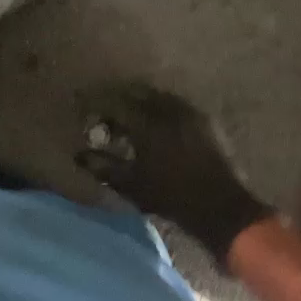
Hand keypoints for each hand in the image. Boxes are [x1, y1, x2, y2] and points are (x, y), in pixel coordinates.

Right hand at [76, 84, 272, 264]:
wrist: (221, 208)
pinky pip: (175, 106)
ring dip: (139, 104)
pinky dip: (159, 110)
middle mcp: (169, 109)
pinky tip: (156, 128)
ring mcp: (190, 113)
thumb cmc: (171, 197)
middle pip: (136, 93)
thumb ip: (102, 166)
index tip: (81, 107)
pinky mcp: (205, 121)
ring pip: (157, 97)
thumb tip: (79, 154)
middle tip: (104, 114)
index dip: (94, 104)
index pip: (113, 102)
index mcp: (148, 122)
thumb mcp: (130, 185)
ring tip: (129, 122)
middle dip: (116, 100)